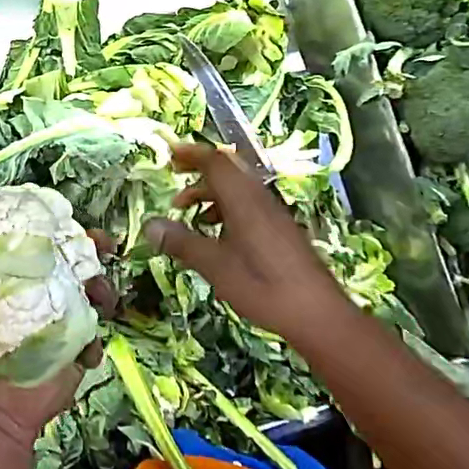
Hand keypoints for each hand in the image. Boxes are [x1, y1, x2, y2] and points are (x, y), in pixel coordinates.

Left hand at [0, 256, 114, 451]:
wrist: (0, 408)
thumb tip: (4, 255)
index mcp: (31, 281)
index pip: (55, 250)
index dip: (74, 239)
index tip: (91, 237)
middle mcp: (54, 295)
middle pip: (84, 268)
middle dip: (96, 264)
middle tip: (97, 269)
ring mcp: (72, 321)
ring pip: (99, 297)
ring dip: (104, 298)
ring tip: (98, 308)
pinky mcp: (83, 349)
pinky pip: (98, 339)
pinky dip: (94, 346)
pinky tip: (82, 356)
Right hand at [147, 143, 355, 342]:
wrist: (318, 313)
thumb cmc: (264, 287)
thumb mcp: (216, 267)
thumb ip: (183, 243)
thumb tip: (150, 226)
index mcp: (244, 201)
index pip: (215, 162)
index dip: (191, 154)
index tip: (169, 155)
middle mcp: (260, 200)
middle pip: (228, 170)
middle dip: (198, 170)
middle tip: (175, 176)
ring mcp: (273, 214)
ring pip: (238, 189)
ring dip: (211, 191)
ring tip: (188, 211)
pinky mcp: (281, 230)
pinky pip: (248, 204)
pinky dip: (226, 207)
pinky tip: (217, 233)